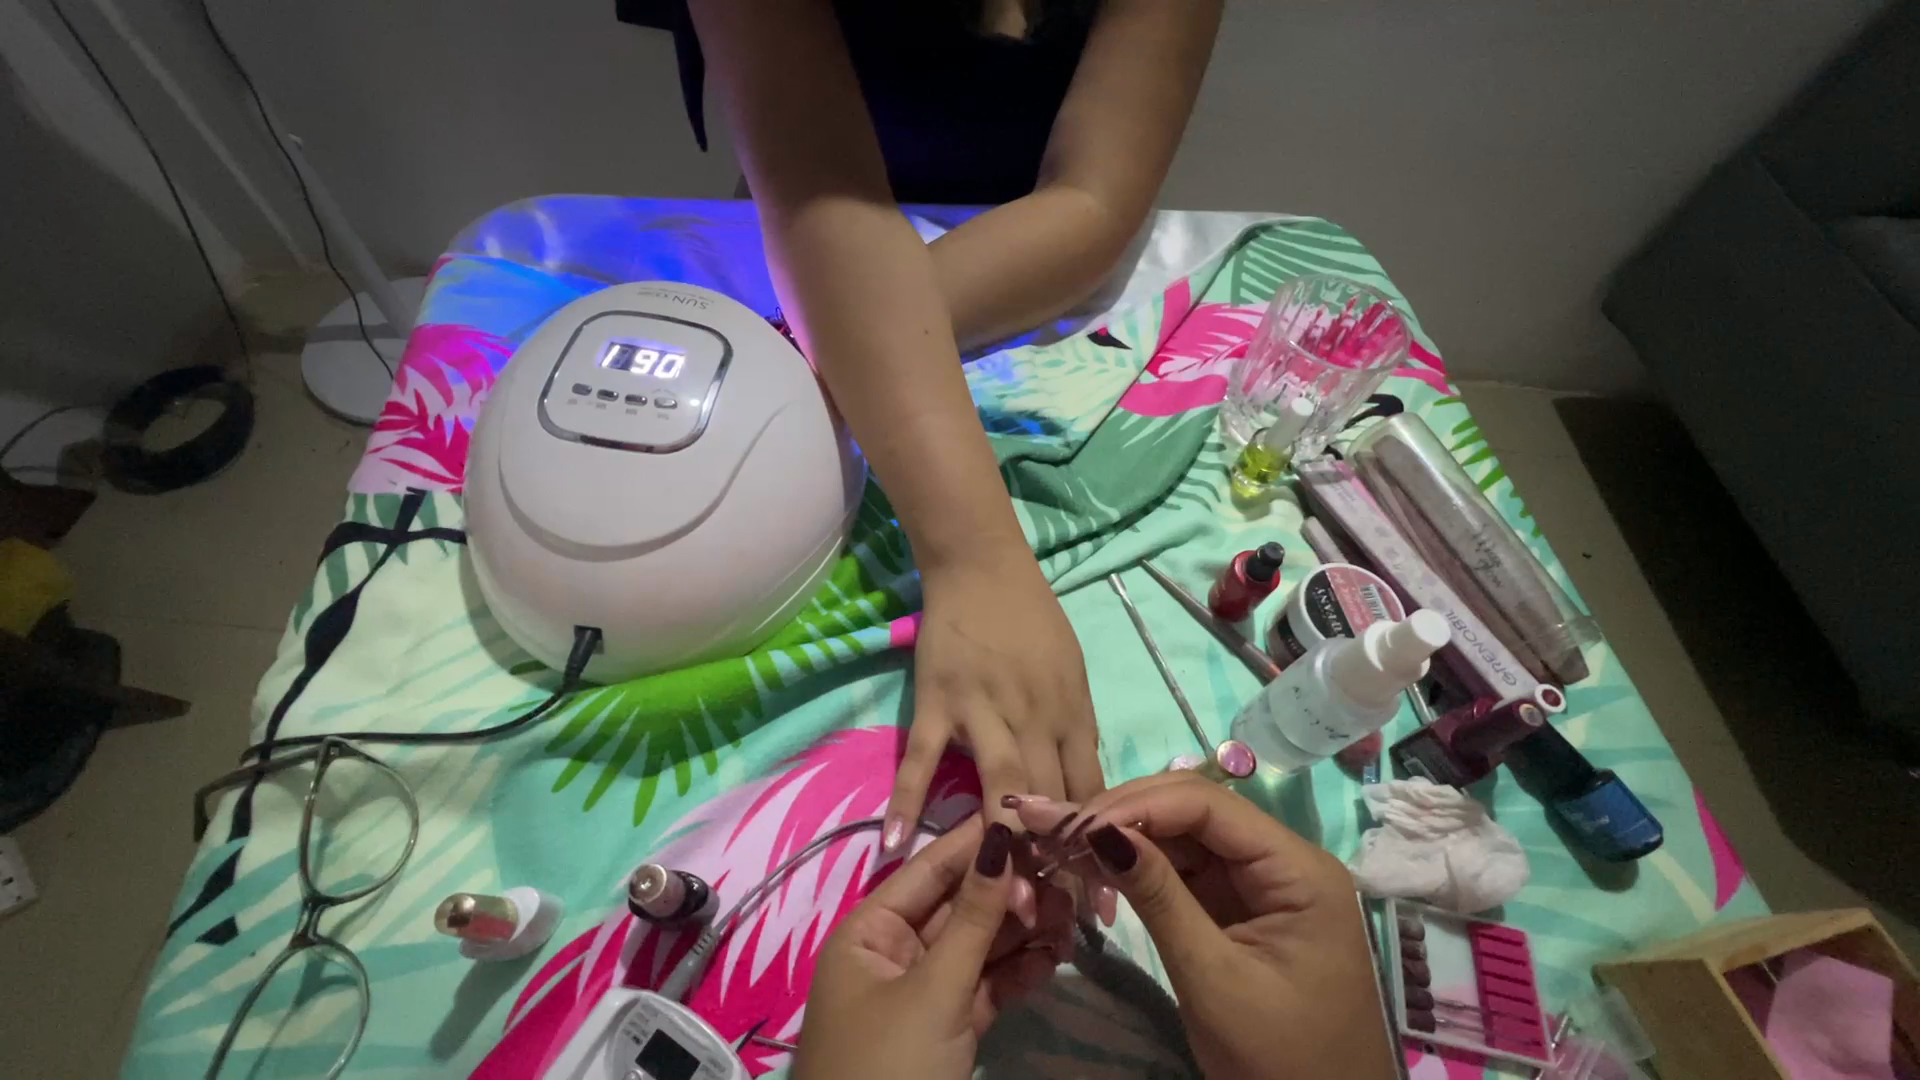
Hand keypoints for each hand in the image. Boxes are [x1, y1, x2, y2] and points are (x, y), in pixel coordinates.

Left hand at [794, 818, 1067, 1079]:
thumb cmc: (888, 1068)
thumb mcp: (933, 990)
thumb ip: (974, 917)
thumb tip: (1001, 837)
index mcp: (871, 929)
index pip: (931, 869)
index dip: (979, 842)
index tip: (1028, 814)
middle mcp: (895, 950)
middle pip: (960, 905)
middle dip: (1012, 891)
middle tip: (1066, 874)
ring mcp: (924, 990)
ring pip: (980, 945)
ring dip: (1024, 930)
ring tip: (1072, 915)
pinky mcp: (949, 1027)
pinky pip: (987, 985)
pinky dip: (1019, 972)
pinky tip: (1056, 955)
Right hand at [885, 547, 1107, 919]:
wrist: (982, 566)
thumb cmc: (1032, 618)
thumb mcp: (1072, 670)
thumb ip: (1074, 727)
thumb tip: (1080, 786)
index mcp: (1071, 711)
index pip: (1091, 789)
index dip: (1098, 847)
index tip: (1104, 901)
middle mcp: (1035, 717)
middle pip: (1053, 800)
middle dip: (1059, 865)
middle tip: (1059, 927)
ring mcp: (983, 710)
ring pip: (1000, 785)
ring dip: (1004, 848)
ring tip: (1000, 910)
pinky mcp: (937, 701)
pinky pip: (922, 757)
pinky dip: (909, 800)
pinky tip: (896, 846)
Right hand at [1011, 775, 1397, 1079]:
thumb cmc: (1280, 1064)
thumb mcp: (1212, 979)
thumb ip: (1158, 895)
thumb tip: (1097, 830)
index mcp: (1297, 869)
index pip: (1208, 806)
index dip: (1139, 805)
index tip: (1077, 823)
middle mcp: (1282, 859)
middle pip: (1195, 810)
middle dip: (1125, 814)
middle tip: (1059, 828)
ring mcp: (1260, 882)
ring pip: (1184, 835)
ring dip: (1126, 836)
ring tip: (1065, 842)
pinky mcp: (1240, 905)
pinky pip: (1185, 868)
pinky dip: (1140, 866)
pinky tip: (1097, 865)